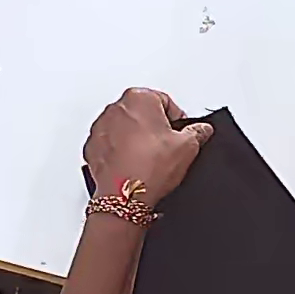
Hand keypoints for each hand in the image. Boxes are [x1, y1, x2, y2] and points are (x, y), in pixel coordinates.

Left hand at [83, 89, 212, 205]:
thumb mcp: (187, 147)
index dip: (176, 118)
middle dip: (154, 126)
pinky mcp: (92, 146)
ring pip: (124, 127)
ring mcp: (101, 127)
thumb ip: (197, 132)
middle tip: (165, 146)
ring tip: (149, 158)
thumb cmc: (149, 167)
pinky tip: (134, 164)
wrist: (124, 196)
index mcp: (139, 98)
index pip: (164, 100)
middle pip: (142, 111)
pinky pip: (110, 143)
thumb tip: (202, 130)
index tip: (179, 133)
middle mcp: (115, 108)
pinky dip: (120, 151)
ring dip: (135, 137)